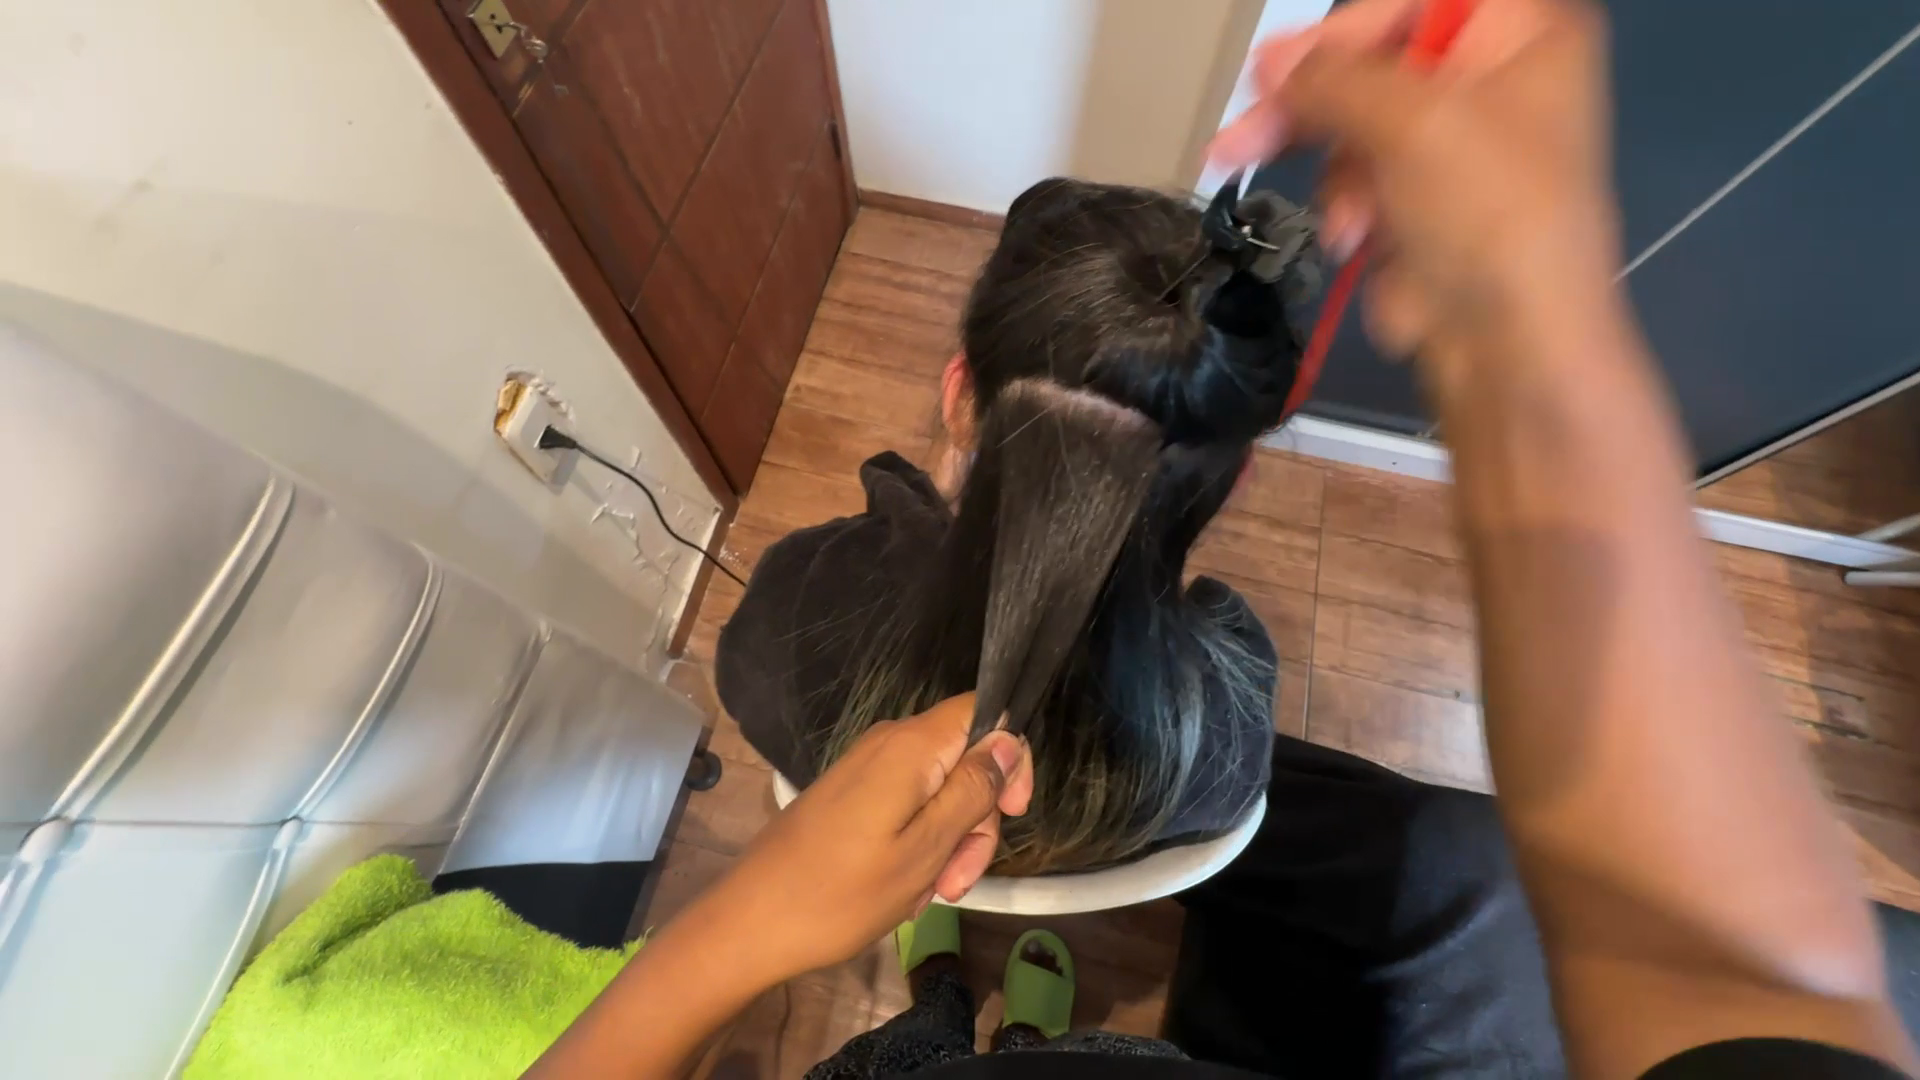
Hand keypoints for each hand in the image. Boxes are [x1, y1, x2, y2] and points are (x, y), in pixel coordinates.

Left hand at [690, 694, 1032, 983]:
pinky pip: (908, 802)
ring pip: (939, 787)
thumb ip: (972, 790)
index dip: (1011, 754)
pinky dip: (920, 841)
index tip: (1012, 812)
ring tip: (928, 894)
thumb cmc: (842, 892)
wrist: (750, 921)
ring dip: (949, 840)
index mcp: (912, 745)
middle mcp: (891, 741)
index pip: (984, 711)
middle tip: (958, 881)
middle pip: (964, 757)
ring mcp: (870, 766)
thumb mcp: (924, 849)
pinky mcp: (855, 790)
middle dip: (976, 818)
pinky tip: (906, 885)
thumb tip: (1009, 740)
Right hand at [1213, 0, 1623, 390]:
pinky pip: (1351, 184)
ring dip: (1334, 181)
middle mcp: (1483, 84)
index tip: (1270, 72)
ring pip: (1349, 135)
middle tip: (1235, 143)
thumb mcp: (1413, 125)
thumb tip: (1271, 64)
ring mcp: (1444, 150)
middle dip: (1307, 114)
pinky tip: (1355, 241)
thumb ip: (1336, 81)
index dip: (1339, 36)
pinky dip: (1343, 211)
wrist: (1500, 336)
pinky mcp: (1410, 204)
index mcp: (1517, 38)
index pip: (1410, 7)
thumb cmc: (1485, 216)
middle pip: (1368, 72)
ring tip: (1347, 228)